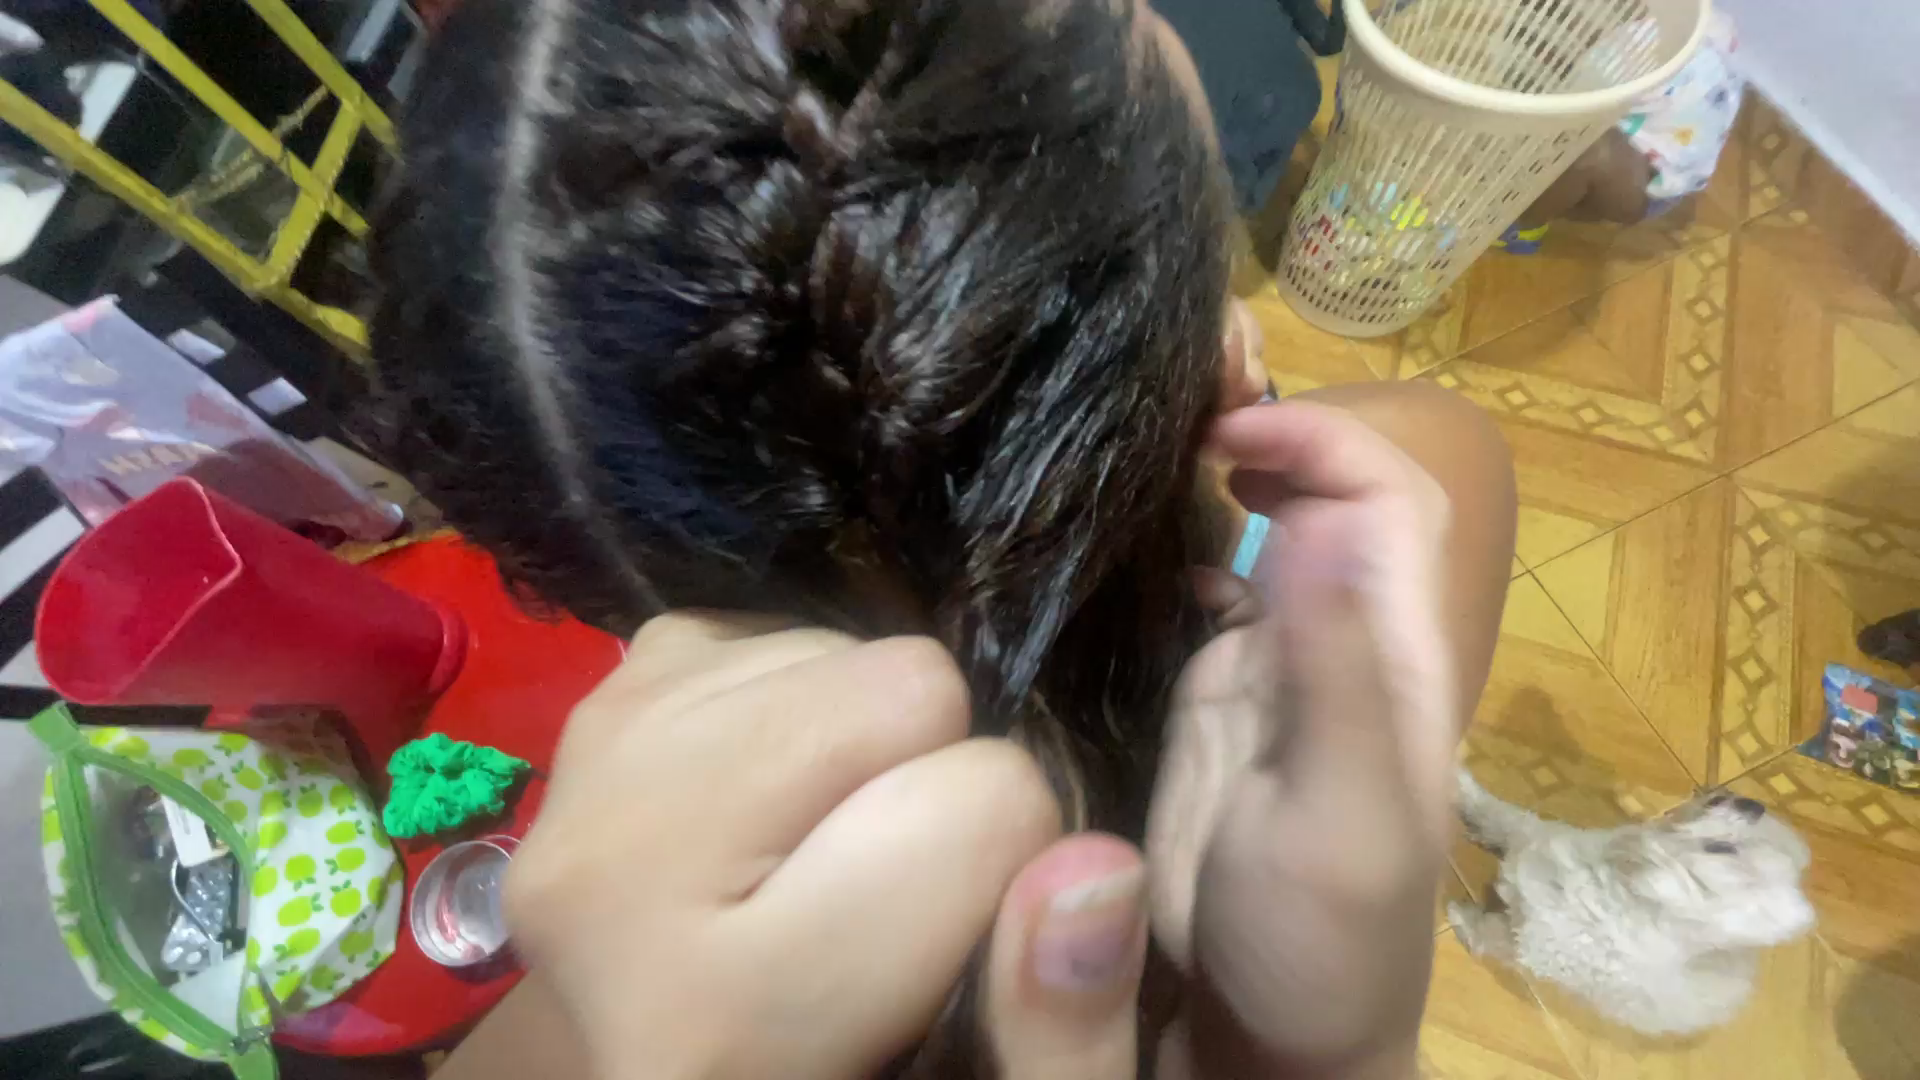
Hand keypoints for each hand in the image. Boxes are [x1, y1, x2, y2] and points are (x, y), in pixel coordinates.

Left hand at [503, 613, 1153, 1079]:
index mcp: (722, 1019)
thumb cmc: (810, 1073)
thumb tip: (1099, 866)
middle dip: (941, 762)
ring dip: (870, 727)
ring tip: (821, 825)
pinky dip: (809, 691)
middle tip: (890, 858)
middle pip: (910, 683)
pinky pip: (783, 627)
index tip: (972, 907)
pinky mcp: (610, 682)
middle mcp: (623, 866)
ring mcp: (600, 747)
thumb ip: (1060, 1038)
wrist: (644, 1028)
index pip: (981, 807)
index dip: (1019, 848)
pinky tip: (772, 778)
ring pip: (851, 643)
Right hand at [1148, 401, 1457, 1076]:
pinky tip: (1134, 537)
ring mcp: (1272, 657)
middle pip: (1329, 496)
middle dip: (1273, 435)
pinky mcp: (1215, 683)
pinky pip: (1206, 585)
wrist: (1262, 1010)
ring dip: (1224, 480)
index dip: (1323, 440)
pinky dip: (1178, 543)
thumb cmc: (1318, 926)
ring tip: (1156, 451)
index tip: (1231, 432)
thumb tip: (1322, 520)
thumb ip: (1339, 674)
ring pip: (1263, 532)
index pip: (1385, 499)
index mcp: (1389, 650)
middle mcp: (1336, 635)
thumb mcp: (1342, 807)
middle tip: (1184, 415)